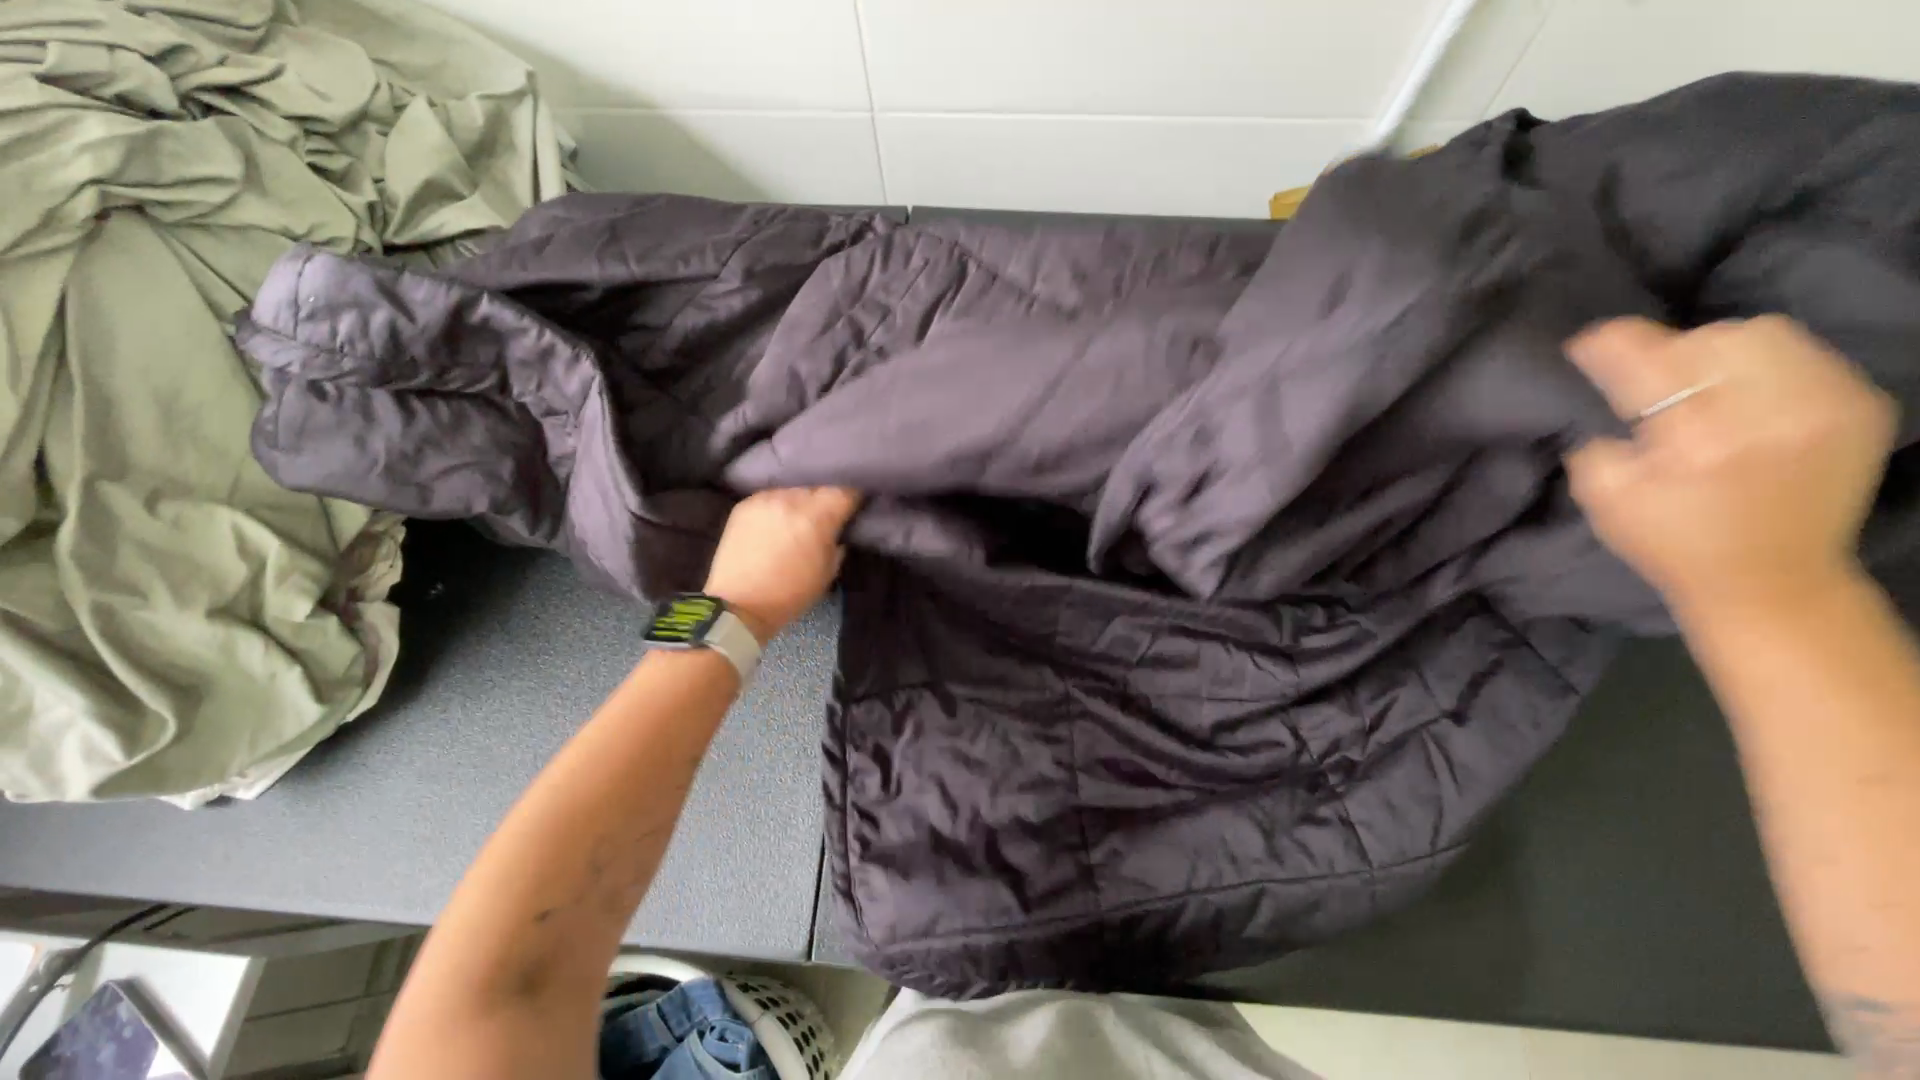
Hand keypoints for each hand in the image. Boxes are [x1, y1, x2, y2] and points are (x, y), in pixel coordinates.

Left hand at [703, 487, 860, 643]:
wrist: (739, 604)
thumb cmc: (790, 594)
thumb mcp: (827, 572)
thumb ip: (837, 542)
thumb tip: (838, 529)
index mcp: (816, 517)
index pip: (845, 491)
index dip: (853, 498)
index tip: (852, 508)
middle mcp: (791, 500)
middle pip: (818, 487)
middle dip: (824, 500)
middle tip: (824, 518)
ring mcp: (765, 499)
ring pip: (793, 490)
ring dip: (799, 502)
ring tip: (796, 521)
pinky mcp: (744, 504)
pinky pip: (771, 497)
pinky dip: (778, 506)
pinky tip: (775, 523)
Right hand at [1564, 316, 1897, 615]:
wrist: (1774, 583)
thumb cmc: (1674, 544)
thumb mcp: (1606, 500)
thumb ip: (1596, 441)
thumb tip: (1608, 391)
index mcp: (1694, 438)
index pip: (1644, 356)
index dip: (1607, 344)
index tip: (1586, 345)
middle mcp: (1764, 411)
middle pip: (1703, 338)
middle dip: (1668, 353)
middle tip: (1654, 382)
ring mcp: (1822, 405)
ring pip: (1761, 333)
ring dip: (1721, 351)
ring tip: (1708, 382)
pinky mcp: (1859, 407)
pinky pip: (1807, 354)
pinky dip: (1770, 365)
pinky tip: (1752, 396)